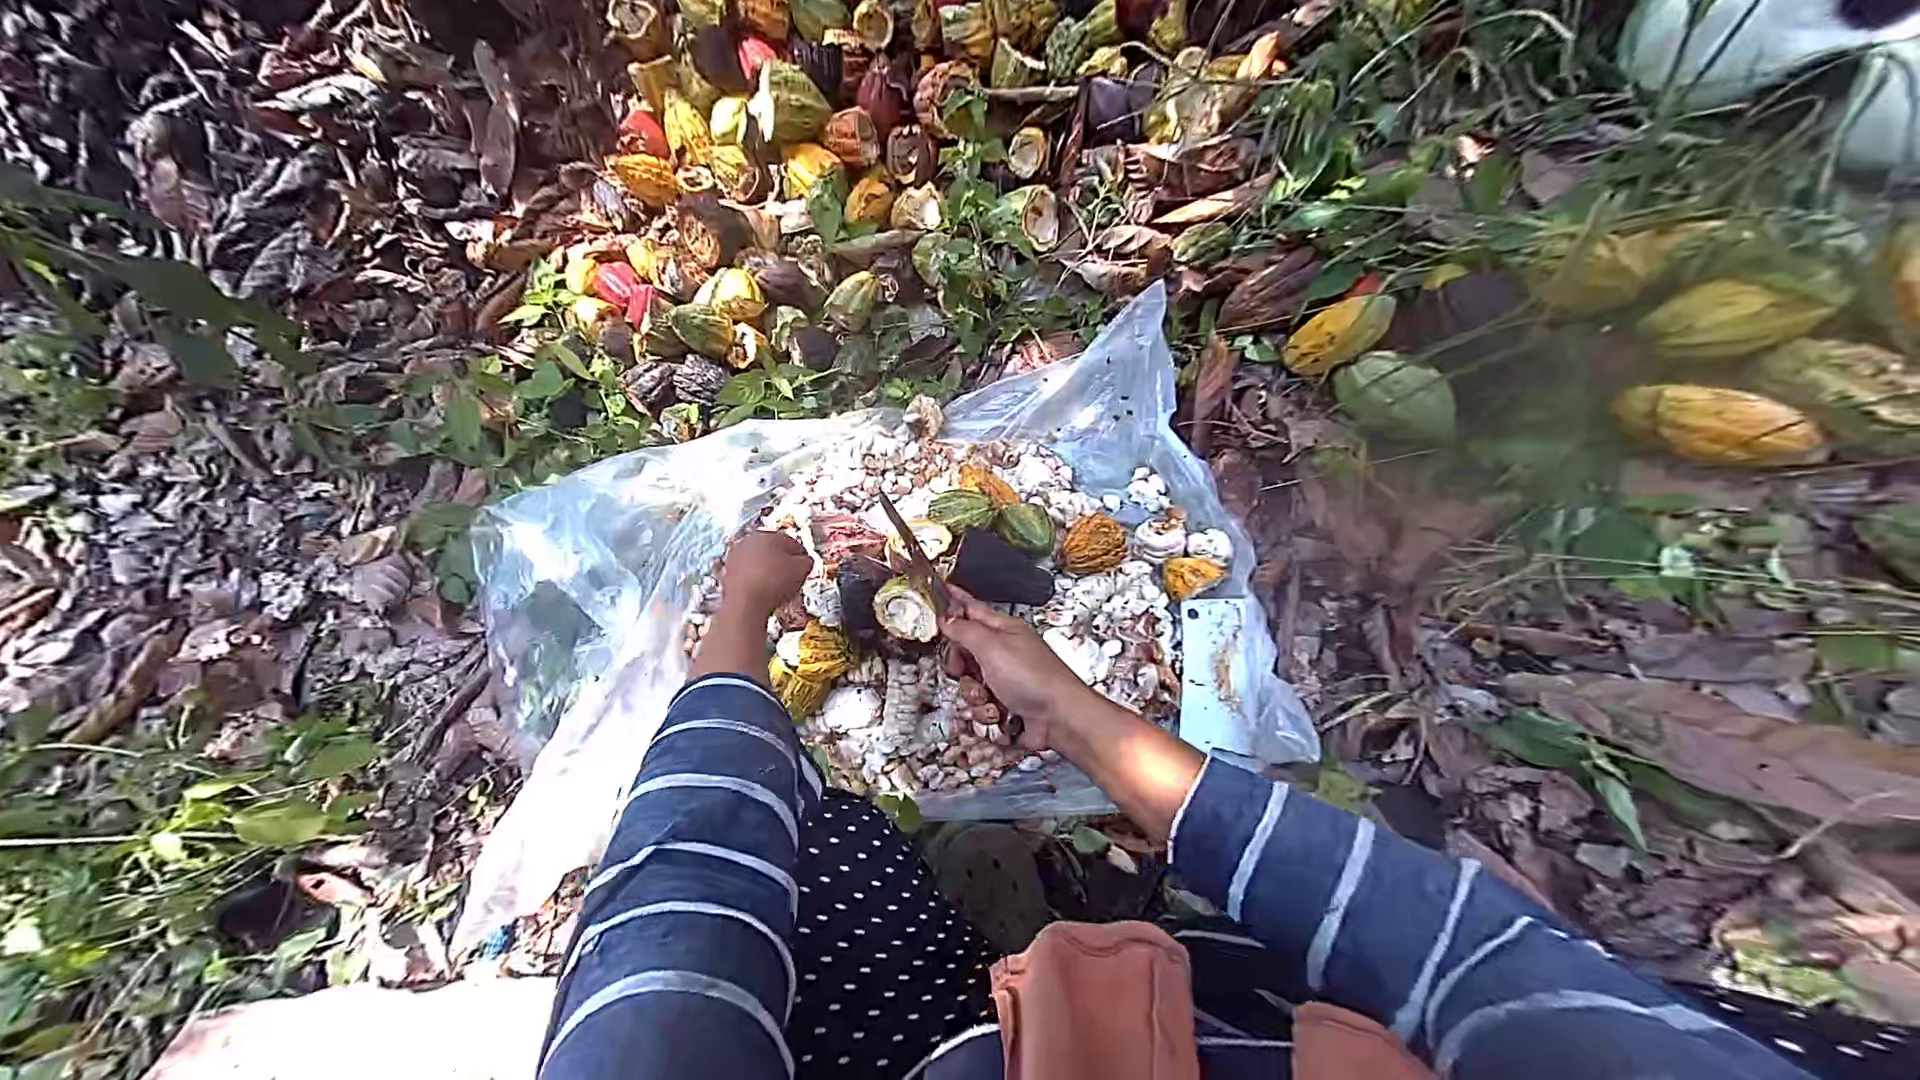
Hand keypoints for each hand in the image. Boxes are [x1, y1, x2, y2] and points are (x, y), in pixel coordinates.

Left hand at [718, 530, 811, 620]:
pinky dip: (755, 581)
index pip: (789, 541)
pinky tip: (764, 592)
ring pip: (758, 563)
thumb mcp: (802, 569)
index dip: (800, 554)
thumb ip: (806, 561)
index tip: (804, 563)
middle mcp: (747, 542)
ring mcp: (734, 559)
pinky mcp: (727, 575)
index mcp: (766, 535)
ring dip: (767, 571)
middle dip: (782, 561)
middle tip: (792, 575)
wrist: (745, 605)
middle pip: (771, 550)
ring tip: (778, 586)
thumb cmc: (773, 583)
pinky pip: (747, 576)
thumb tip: (804, 561)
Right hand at [939, 587, 1099, 750]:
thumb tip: (946, 618)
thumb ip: (965, 630)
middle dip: (960, 668)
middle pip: (962, 653)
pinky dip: (984, 715)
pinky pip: (978, 709)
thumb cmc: (1038, 678)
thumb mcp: (993, 647)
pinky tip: (999, 716)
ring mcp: (1004, 681)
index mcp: (1003, 630)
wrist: (1060, 719)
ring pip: (968, 685)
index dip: (954, 603)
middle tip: (965, 671)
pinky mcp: (1005, 706)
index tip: (941, 592)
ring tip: (991, 700)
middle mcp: (1003, 653)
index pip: (971, 609)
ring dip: (975, 697)